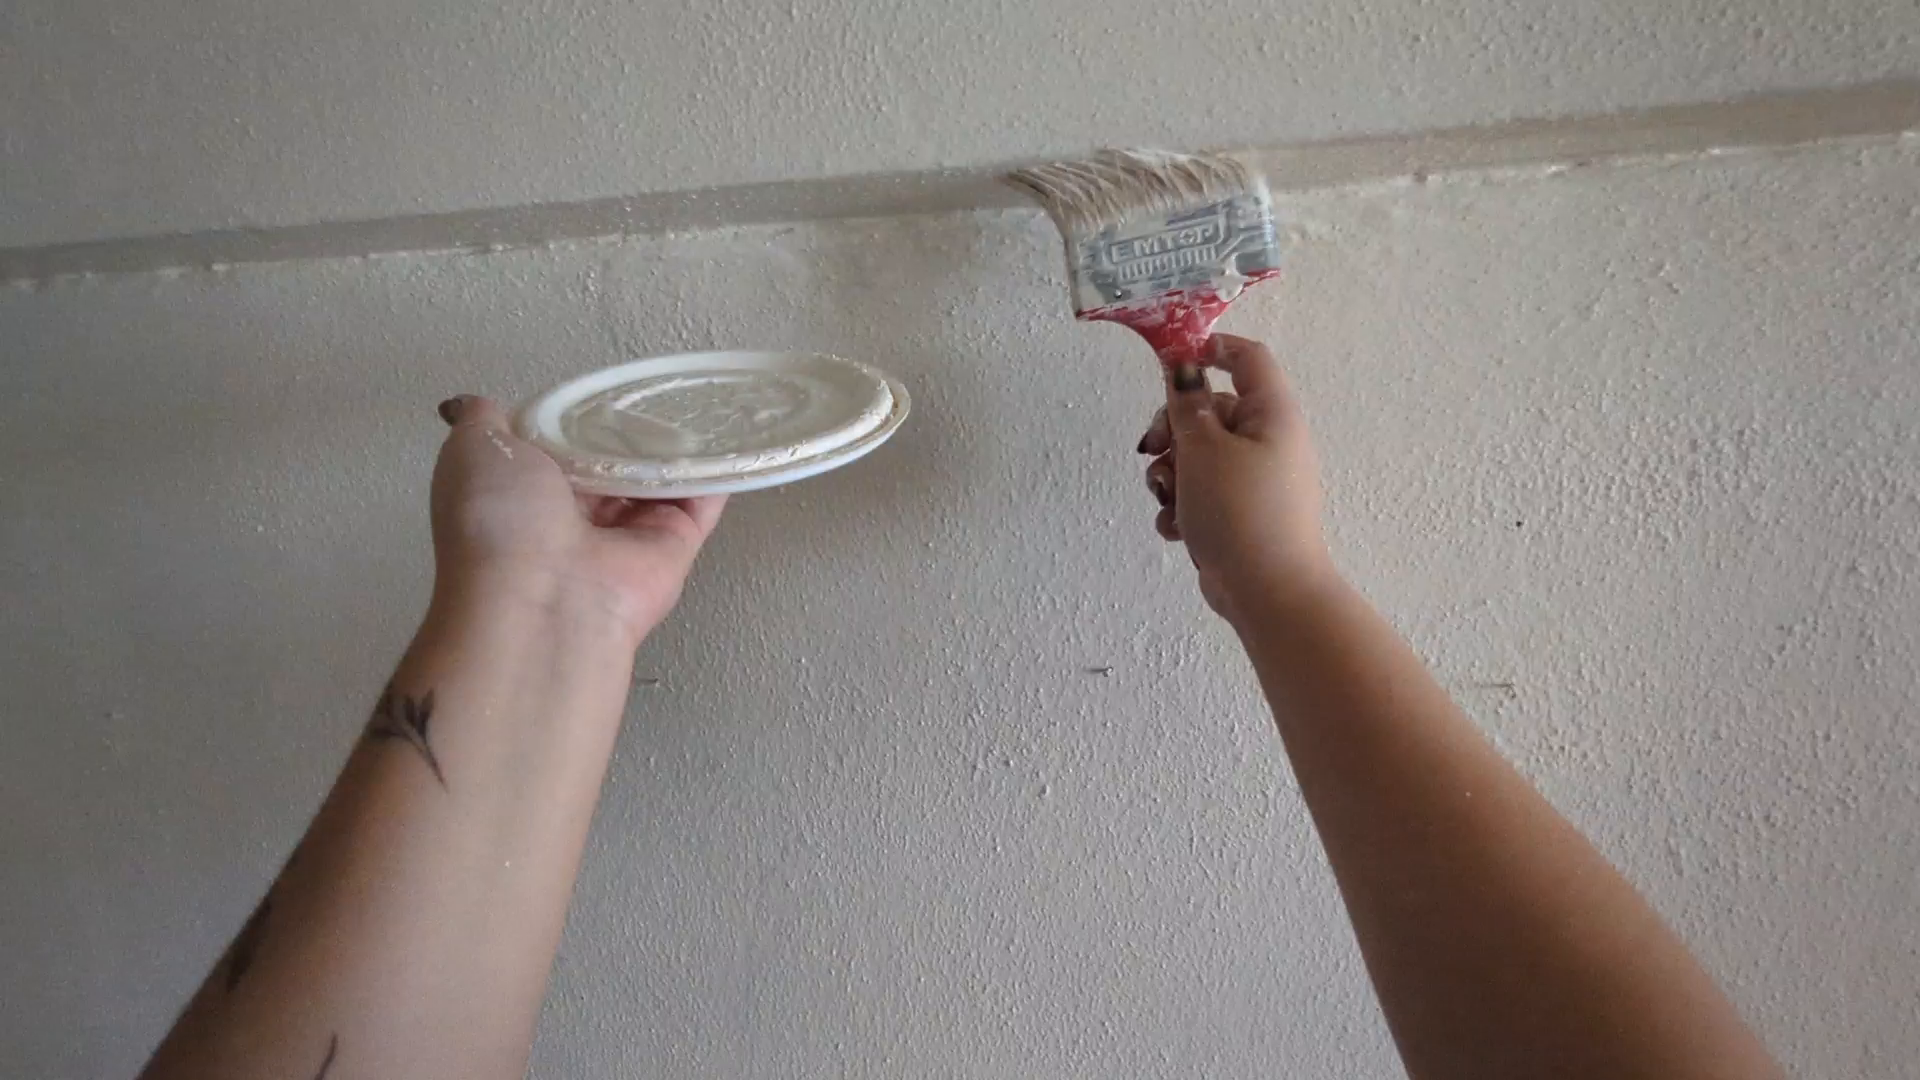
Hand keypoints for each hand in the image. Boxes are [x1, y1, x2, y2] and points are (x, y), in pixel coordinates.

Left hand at [428, 395, 724, 647]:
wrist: (550, 592)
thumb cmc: (502, 519)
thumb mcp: (474, 451)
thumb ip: (482, 422)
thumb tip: (467, 403)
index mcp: (529, 493)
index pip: (560, 448)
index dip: (576, 418)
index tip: (598, 390)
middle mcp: (580, 515)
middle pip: (616, 463)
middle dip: (633, 430)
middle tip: (656, 391)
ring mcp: (632, 532)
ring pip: (661, 479)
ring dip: (678, 447)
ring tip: (700, 403)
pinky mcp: (677, 542)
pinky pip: (702, 501)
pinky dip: (717, 472)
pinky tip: (729, 437)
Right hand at [1136, 335, 1332, 628]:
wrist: (1265, 590)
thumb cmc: (1238, 510)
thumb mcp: (1203, 449)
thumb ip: (1187, 404)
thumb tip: (1182, 367)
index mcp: (1271, 413)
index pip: (1247, 358)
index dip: (1210, 349)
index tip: (1169, 364)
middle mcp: (1267, 441)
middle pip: (1211, 411)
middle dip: (1172, 431)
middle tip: (1149, 450)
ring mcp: (1253, 480)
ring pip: (1198, 457)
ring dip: (1171, 475)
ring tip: (1165, 499)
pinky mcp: (1238, 513)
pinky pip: (1202, 494)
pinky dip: (1182, 506)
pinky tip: (1176, 529)